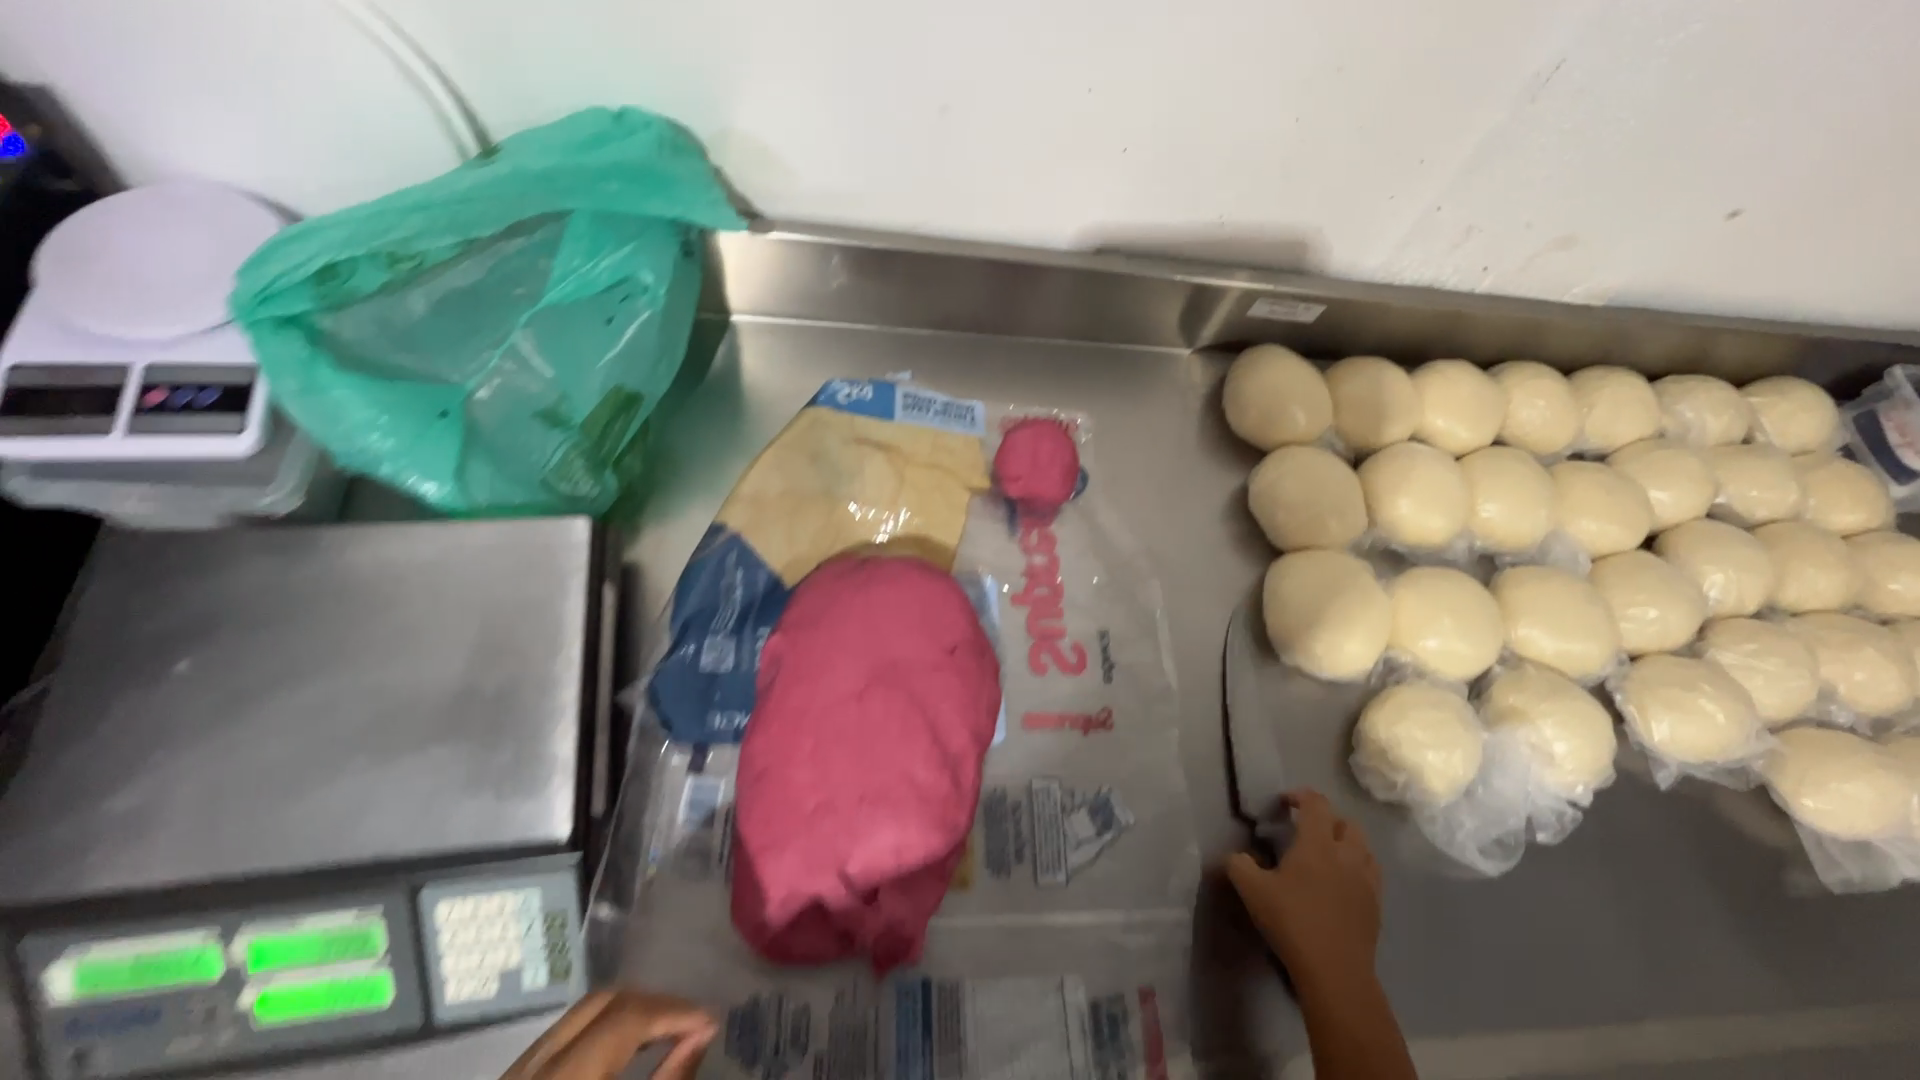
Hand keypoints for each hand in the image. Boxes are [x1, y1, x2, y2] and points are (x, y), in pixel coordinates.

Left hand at [500, 990, 717, 1079]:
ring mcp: (516, 1070)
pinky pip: (563, 1037)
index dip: (674, 1012)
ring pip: (579, 1014)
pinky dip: (602, 1031)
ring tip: (667, 1030)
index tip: (711, 1022)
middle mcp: (533, 1065)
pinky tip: (627, 1048)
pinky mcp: (514, 1078)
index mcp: (565, 1078)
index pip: (625, 1018)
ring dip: (629, 1013)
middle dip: (652, 1004)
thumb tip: (702, 1032)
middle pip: (600, 1003)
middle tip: (692, 1021)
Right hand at [1225, 789, 1381, 987]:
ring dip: (1346, 842)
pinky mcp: (1376, 904)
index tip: (1285, 803)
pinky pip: (1370, 873)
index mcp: (1317, 844)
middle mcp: (1347, 855)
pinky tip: (1341, 884)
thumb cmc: (1292, 922)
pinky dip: (1356, 868)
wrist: (1335, 970)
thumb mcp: (1252, 891)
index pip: (1316, 804)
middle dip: (1327, 819)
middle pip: (1346, 822)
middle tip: (1306, 830)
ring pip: (1363, 847)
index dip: (1300, 796)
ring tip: (1327, 855)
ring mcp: (1366, 880)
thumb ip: (1238, 865)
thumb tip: (1235, 856)